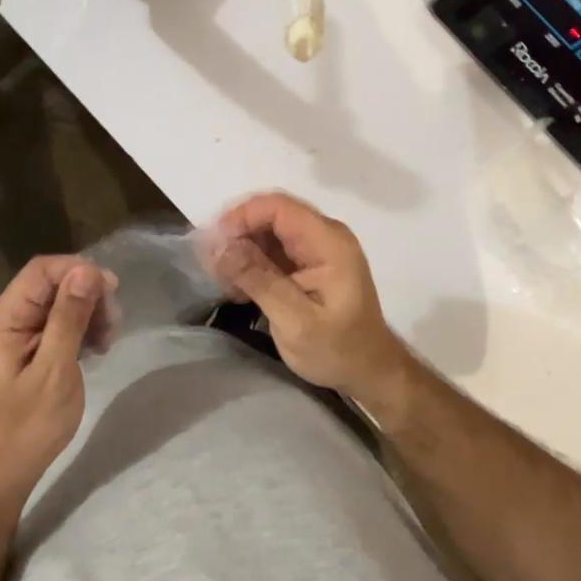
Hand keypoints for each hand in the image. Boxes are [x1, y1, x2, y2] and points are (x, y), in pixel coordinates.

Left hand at [0, 256, 114, 490]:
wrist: (15, 465)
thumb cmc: (32, 422)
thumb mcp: (55, 369)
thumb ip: (69, 318)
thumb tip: (87, 271)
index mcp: (4, 317)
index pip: (41, 270)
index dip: (78, 270)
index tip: (111, 290)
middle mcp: (8, 315)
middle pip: (54, 282)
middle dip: (88, 294)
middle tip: (115, 322)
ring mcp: (20, 329)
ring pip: (62, 299)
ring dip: (91, 311)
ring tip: (109, 339)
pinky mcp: (33, 342)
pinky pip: (62, 318)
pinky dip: (85, 326)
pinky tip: (100, 346)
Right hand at [210, 193, 414, 400]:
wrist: (369, 373)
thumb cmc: (338, 350)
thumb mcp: (294, 321)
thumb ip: (258, 279)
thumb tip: (219, 246)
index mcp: (329, 243)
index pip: (278, 207)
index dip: (242, 217)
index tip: (214, 244)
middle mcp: (324, 235)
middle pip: (271, 215)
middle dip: (237, 234)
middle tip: (211, 265)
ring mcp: (317, 248)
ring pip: (268, 231)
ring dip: (241, 251)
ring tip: (221, 280)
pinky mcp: (309, 263)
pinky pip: (274, 249)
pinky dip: (252, 263)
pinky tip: (238, 288)